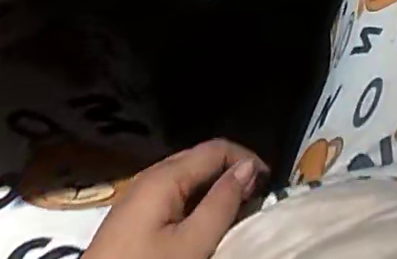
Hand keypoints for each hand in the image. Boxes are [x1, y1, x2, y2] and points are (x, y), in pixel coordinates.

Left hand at [85, 139, 269, 258]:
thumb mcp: (191, 247)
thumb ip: (222, 203)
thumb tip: (248, 167)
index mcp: (164, 177)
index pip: (217, 148)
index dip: (247, 160)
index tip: (268, 185)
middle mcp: (149, 178)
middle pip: (200, 159)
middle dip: (231, 173)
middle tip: (255, 198)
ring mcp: (135, 201)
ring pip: (186, 180)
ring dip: (213, 190)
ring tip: (235, 213)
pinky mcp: (128, 224)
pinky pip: (171, 199)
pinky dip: (194, 205)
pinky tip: (202, 227)